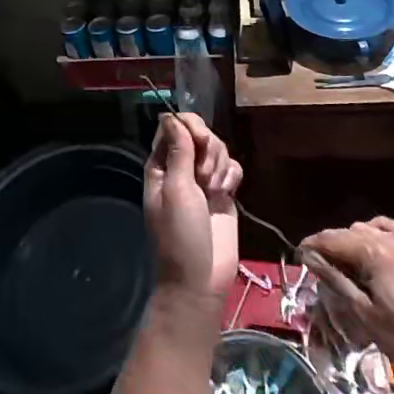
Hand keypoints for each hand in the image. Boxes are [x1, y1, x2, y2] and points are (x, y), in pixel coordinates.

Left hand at [143, 113, 243, 302]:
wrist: (201, 278)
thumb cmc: (180, 234)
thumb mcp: (176, 190)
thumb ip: (178, 151)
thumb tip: (170, 115)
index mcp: (160, 165)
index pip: (173, 126)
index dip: (190, 127)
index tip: (199, 141)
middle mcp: (180, 168)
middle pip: (200, 134)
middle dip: (208, 150)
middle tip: (204, 179)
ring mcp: (202, 180)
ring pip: (218, 149)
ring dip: (219, 166)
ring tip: (214, 192)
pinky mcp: (223, 192)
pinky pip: (232, 168)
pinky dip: (231, 177)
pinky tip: (227, 194)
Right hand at [299, 217, 393, 390]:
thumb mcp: (364, 313)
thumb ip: (335, 279)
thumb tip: (309, 258)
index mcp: (375, 253)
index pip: (330, 239)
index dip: (310, 247)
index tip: (297, 261)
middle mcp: (390, 242)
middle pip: (345, 232)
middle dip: (326, 246)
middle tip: (314, 269)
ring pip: (365, 231)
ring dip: (347, 242)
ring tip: (338, 266)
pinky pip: (389, 232)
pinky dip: (373, 235)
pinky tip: (367, 251)